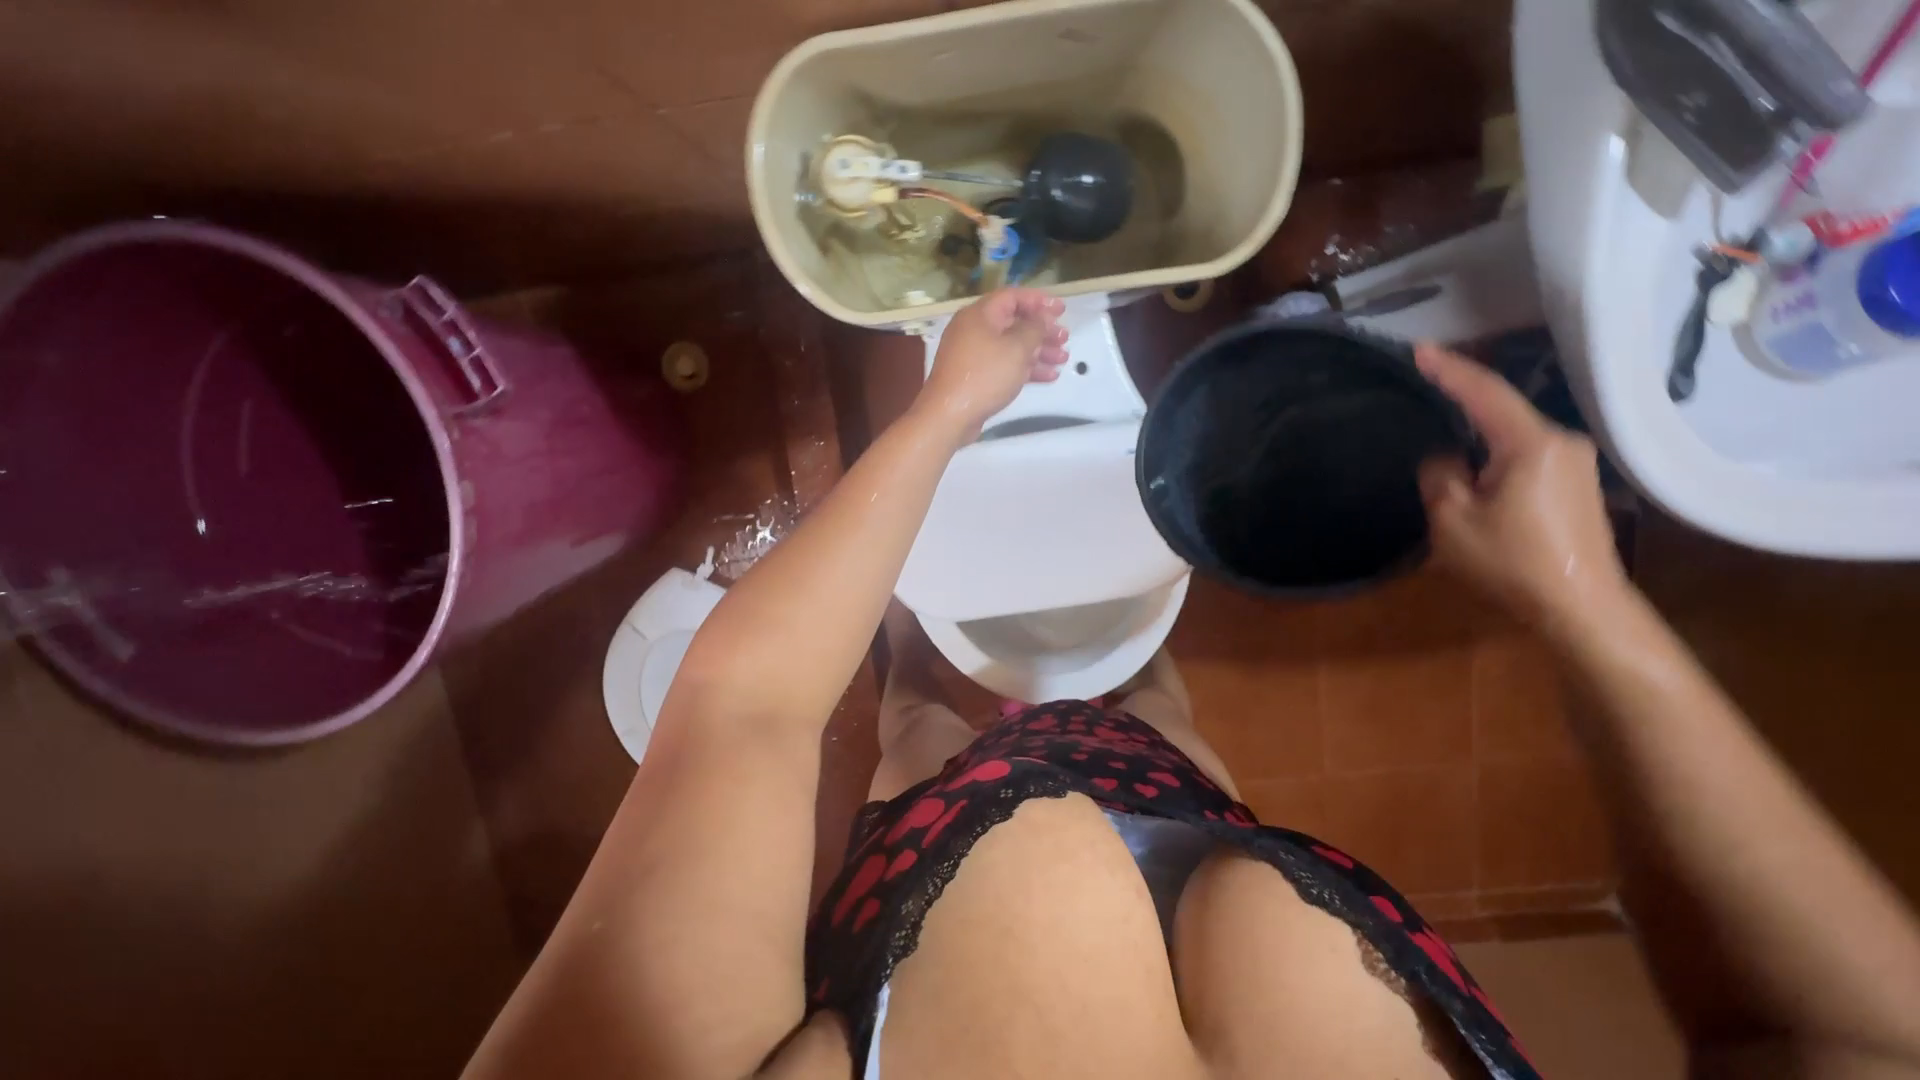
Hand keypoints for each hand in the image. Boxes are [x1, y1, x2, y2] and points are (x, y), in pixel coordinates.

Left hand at [915, 288, 1068, 434]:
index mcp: (980, 315)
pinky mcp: (976, 376)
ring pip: (1011, 346)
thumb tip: (1042, 318)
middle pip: (1013, 322)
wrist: (949, 415)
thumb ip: (1034, 328)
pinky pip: (1004, 364)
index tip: (1061, 310)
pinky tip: (1048, 376)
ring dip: (1038, 351)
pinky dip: (1025, 368)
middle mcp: (974, 330)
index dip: (1039, 301)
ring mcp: (974, 354)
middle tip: (1064, 337)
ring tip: (1063, 359)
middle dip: (1042, 330)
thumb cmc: (985, 375)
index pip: (1012, 297)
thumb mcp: (1016, 348)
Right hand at [1414, 344, 1627, 630]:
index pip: (1484, 393)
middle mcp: (1562, 442)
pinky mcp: (1579, 487)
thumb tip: (1447, 457)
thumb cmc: (1512, 563)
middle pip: (1501, 415)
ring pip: (1513, 441)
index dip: (1450, 370)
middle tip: (1427, 405)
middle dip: (1462, 412)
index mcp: (1531, 444)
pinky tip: (1480, 485)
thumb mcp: (1452, 521)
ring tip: (1448, 463)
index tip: (1419, 350)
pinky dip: (1498, 464)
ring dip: (1480, 446)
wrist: (1581, 608)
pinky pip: (1527, 459)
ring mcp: (1577, 464)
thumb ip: (1440, 475)